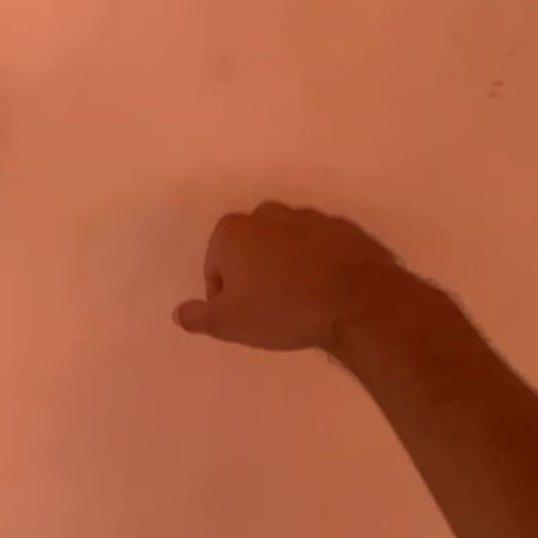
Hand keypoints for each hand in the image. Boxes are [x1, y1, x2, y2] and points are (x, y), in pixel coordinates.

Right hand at [173, 202, 407, 352]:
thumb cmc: (280, 310)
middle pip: (250, 247)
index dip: (221, 290)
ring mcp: (313, 219)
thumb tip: (179, 313)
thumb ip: (196, 316)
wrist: (358, 304)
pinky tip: (323, 294)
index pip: (214, 262)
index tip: (237, 311)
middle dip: (252, 271)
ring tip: (297, 301)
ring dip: (286, 267)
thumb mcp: (226, 322)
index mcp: (235, 231)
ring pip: (287, 245)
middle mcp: (271, 215)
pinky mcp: (348, 231)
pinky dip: (318, 266)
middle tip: (264, 304)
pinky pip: (322, 249)